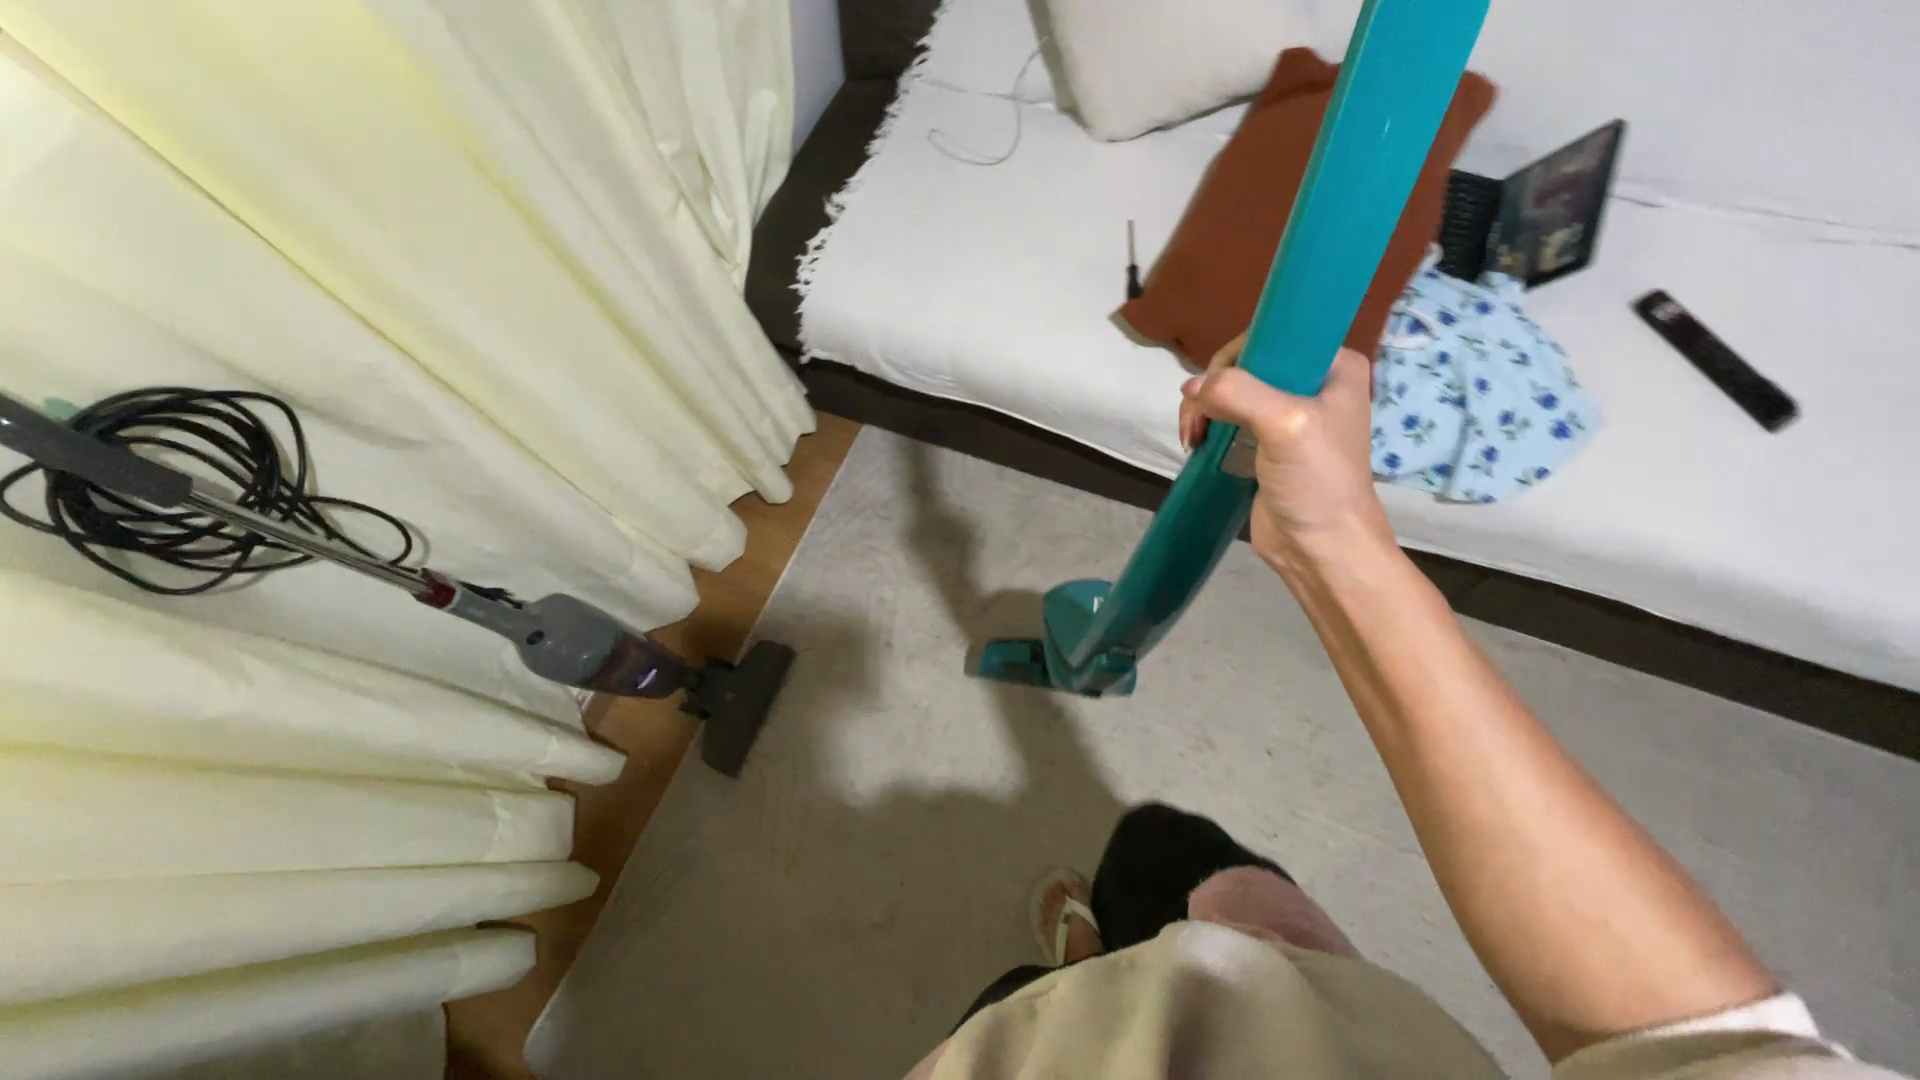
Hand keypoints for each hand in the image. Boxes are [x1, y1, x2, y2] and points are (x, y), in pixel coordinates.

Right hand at [1179, 340, 1392, 571]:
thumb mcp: (1285, 425)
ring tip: (1192, 439)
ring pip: (1231, 392)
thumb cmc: (1318, 483)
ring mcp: (1288, 415)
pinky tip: (1196, 445)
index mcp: (1334, 366)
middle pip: (1246, 364)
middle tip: (1197, 422)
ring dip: (1204, 410)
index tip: (1215, 387)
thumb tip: (1190, 387)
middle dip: (1213, 388)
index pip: (1274, 336)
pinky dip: (1206, 427)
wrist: (1321, 548)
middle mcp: (1313, 384)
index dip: (1236, 355)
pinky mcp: (1266, 444)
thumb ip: (1239, 393)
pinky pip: (1227, 419)